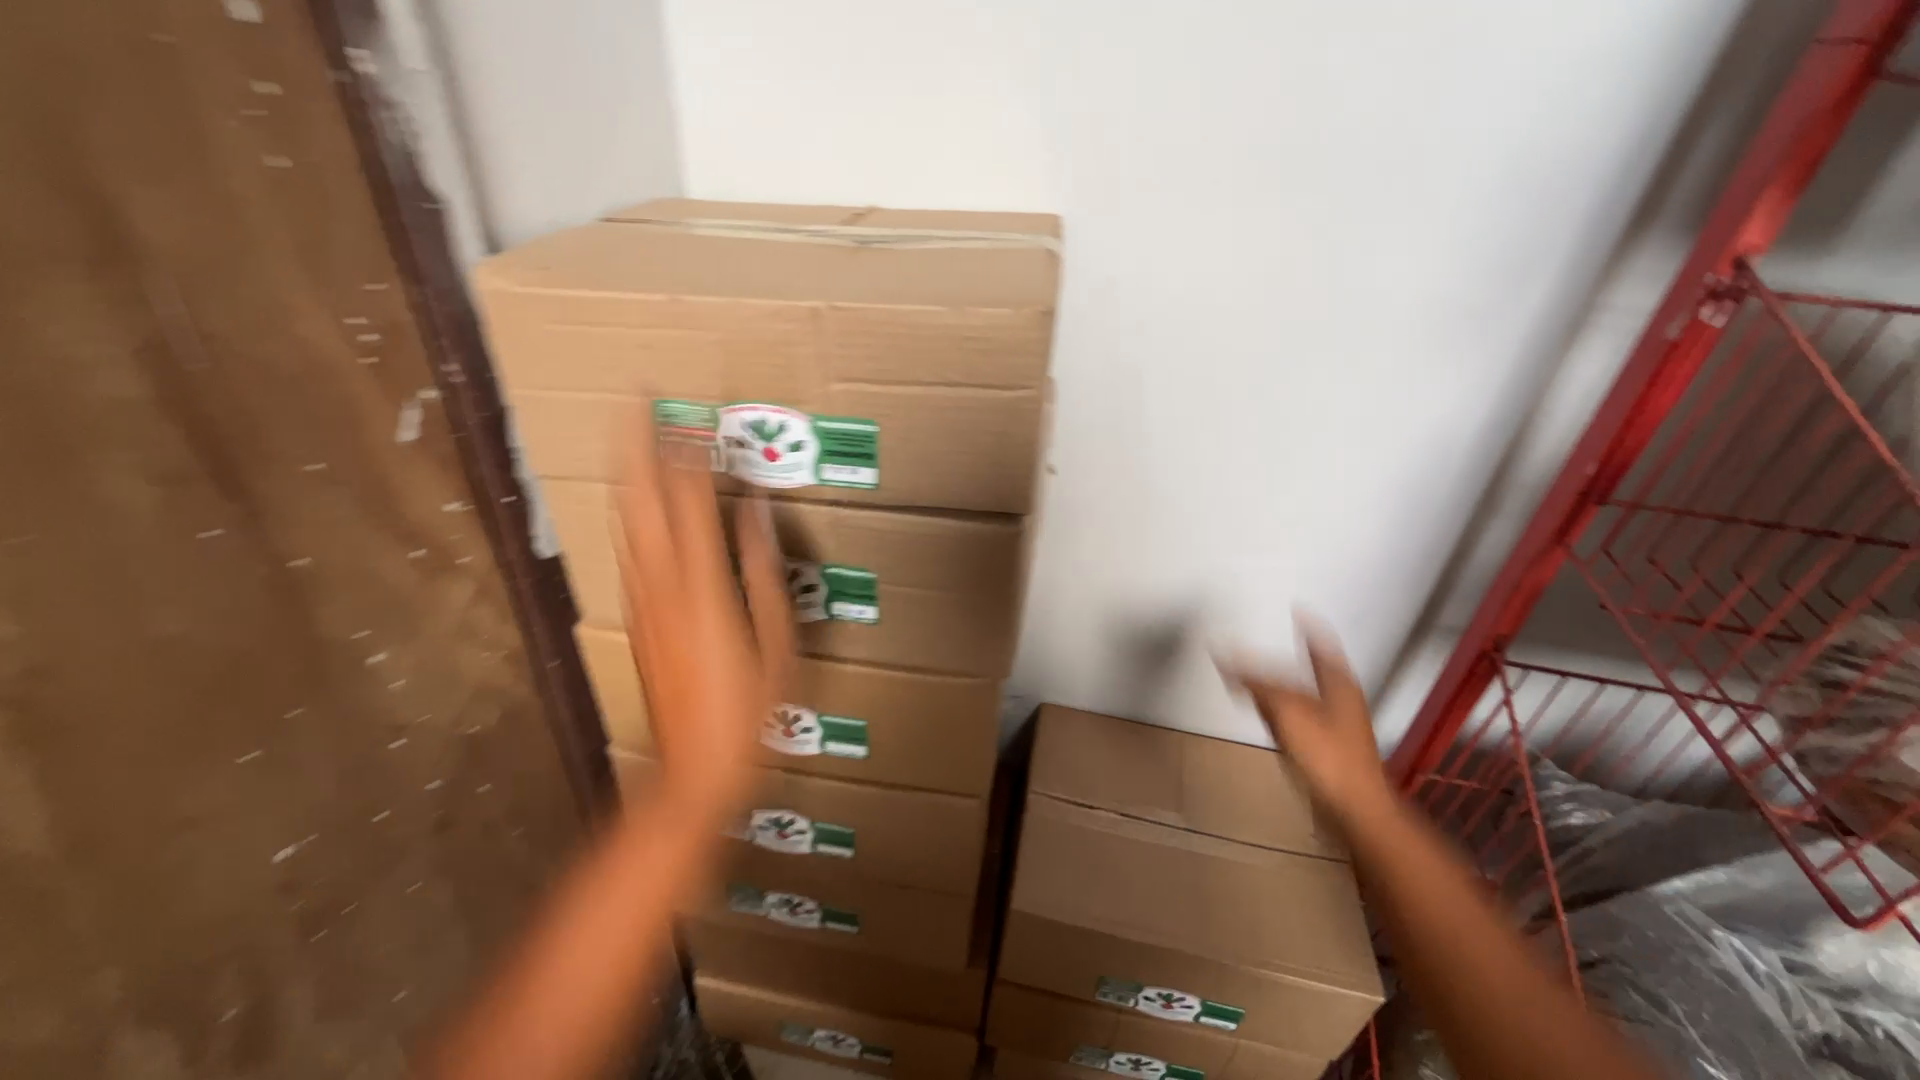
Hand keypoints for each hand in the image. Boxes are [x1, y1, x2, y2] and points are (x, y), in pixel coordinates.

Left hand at [613, 421, 792, 821]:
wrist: (691, 771)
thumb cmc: (747, 713)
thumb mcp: (777, 644)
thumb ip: (763, 572)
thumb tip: (755, 515)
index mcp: (703, 588)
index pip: (690, 503)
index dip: (686, 454)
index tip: (686, 411)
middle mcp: (663, 585)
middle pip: (642, 500)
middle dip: (635, 446)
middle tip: (632, 399)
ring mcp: (643, 601)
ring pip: (626, 522)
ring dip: (624, 472)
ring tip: (624, 432)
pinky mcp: (636, 617)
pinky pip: (628, 550)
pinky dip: (627, 513)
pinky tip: (628, 499)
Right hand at [1221, 616, 1391, 820]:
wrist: (1355, 808)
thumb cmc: (1328, 755)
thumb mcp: (1288, 711)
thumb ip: (1257, 682)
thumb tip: (1226, 656)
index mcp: (1338, 682)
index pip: (1320, 644)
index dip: (1307, 626)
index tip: (1296, 609)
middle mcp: (1339, 699)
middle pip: (1305, 670)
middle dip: (1278, 662)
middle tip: (1256, 651)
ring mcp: (1334, 725)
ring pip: (1298, 696)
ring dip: (1274, 688)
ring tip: (1250, 681)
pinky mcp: (1325, 748)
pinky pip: (1295, 719)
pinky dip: (1276, 713)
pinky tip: (1263, 717)